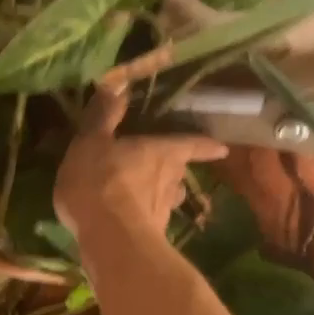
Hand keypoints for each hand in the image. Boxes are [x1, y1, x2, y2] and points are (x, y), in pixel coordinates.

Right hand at [54, 84, 228, 244]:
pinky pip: (150, 218)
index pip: (192, 143)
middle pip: (180, 170)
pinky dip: (144, 216)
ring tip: (146, 196)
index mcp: (163, 150)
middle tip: (166, 170)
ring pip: (169, 195)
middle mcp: (173, 177)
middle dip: (175, 169)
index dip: (206, 144)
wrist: (108, 233)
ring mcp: (164, 206)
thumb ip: (103, 116)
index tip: (221, 148)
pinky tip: (131, 220)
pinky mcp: (152, 231)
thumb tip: (116, 81)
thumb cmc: (100, 180)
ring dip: (161, 194)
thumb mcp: (91, 142)